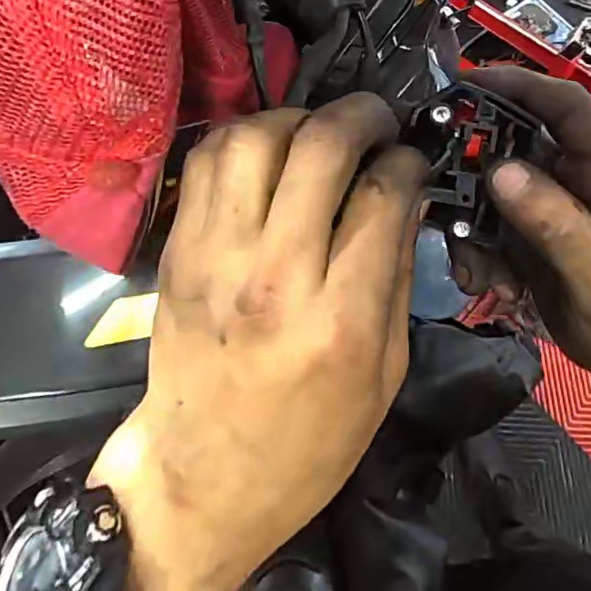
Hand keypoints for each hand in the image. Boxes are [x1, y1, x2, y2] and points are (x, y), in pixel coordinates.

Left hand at [87, 95, 428, 590]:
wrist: (203, 475)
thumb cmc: (310, 436)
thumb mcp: (387, 370)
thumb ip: (399, 270)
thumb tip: (408, 191)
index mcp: (340, 317)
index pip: (381, 195)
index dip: (406, 160)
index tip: (411, 160)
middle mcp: (274, 274)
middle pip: (320, 148)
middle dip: (362, 115)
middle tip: (378, 121)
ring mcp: (215, 255)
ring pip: (256, 137)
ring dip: (300, 117)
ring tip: (321, 132)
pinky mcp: (179, 247)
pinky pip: (208, 158)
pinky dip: (246, 134)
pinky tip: (272, 149)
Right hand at [456, 67, 590, 399]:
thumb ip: (558, 226)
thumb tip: (500, 171)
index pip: (570, 108)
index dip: (522, 86)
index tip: (468, 83)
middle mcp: (580, 176)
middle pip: (520, 139)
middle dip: (477, 159)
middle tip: (438, 177)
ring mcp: (556, 202)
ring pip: (497, 183)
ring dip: (474, 220)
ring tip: (475, 268)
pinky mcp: (535, 229)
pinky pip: (493, 220)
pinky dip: (478, 246)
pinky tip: (486, 282)